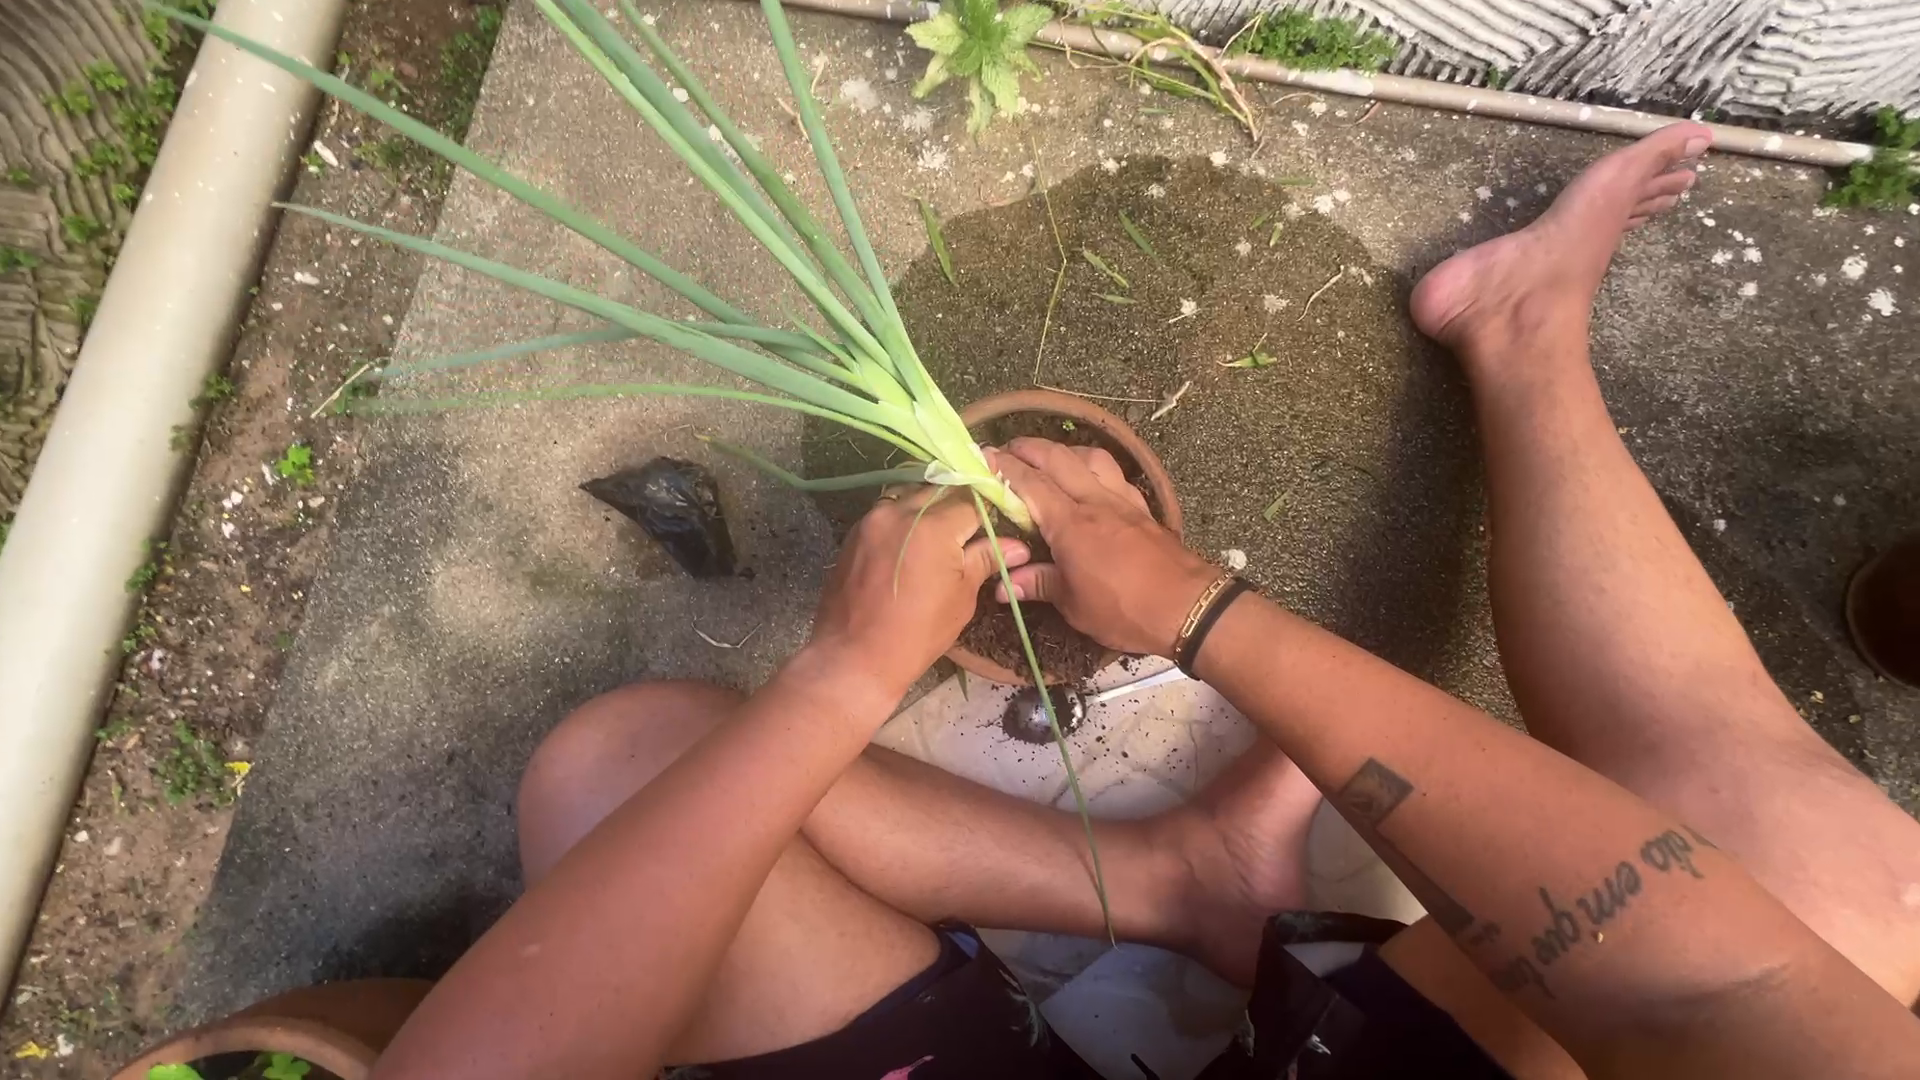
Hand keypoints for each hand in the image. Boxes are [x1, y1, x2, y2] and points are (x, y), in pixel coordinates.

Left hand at [806, 486, 1029, 695]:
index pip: (973, 500)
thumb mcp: (961, 597)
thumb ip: (985, 560)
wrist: (854, 657)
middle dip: (961, 505)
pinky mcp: (856, 531)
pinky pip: (889, 510)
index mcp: (933, 526)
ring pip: (913, 494)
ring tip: (944, 535)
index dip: (990, 511)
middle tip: (974, 530)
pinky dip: (907, 517)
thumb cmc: (916, 634)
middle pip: (942, 490)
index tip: (999, 525)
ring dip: (932, 507)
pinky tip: (915, 541)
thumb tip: (1018, 546)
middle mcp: (900, 511)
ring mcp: (873, 518)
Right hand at [986, 438, 1218, 656]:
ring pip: (1090, 457)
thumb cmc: (1125, 609)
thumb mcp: (1074, 605)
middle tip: (1006, 449)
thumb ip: (1038, 585)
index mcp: (1071, 524)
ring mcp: (1122, 501)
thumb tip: (1003, 585)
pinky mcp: (1141, 508)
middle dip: (1028, 448)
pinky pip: (1113, 474)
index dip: (1003, 467)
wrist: (1189, 607)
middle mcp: (1095, 501)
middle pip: (1058, 458)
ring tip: (1048, 459)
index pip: (1030, 483)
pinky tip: (1089, 479)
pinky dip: (1093, 467)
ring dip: (1063, 450)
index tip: (981, 456)